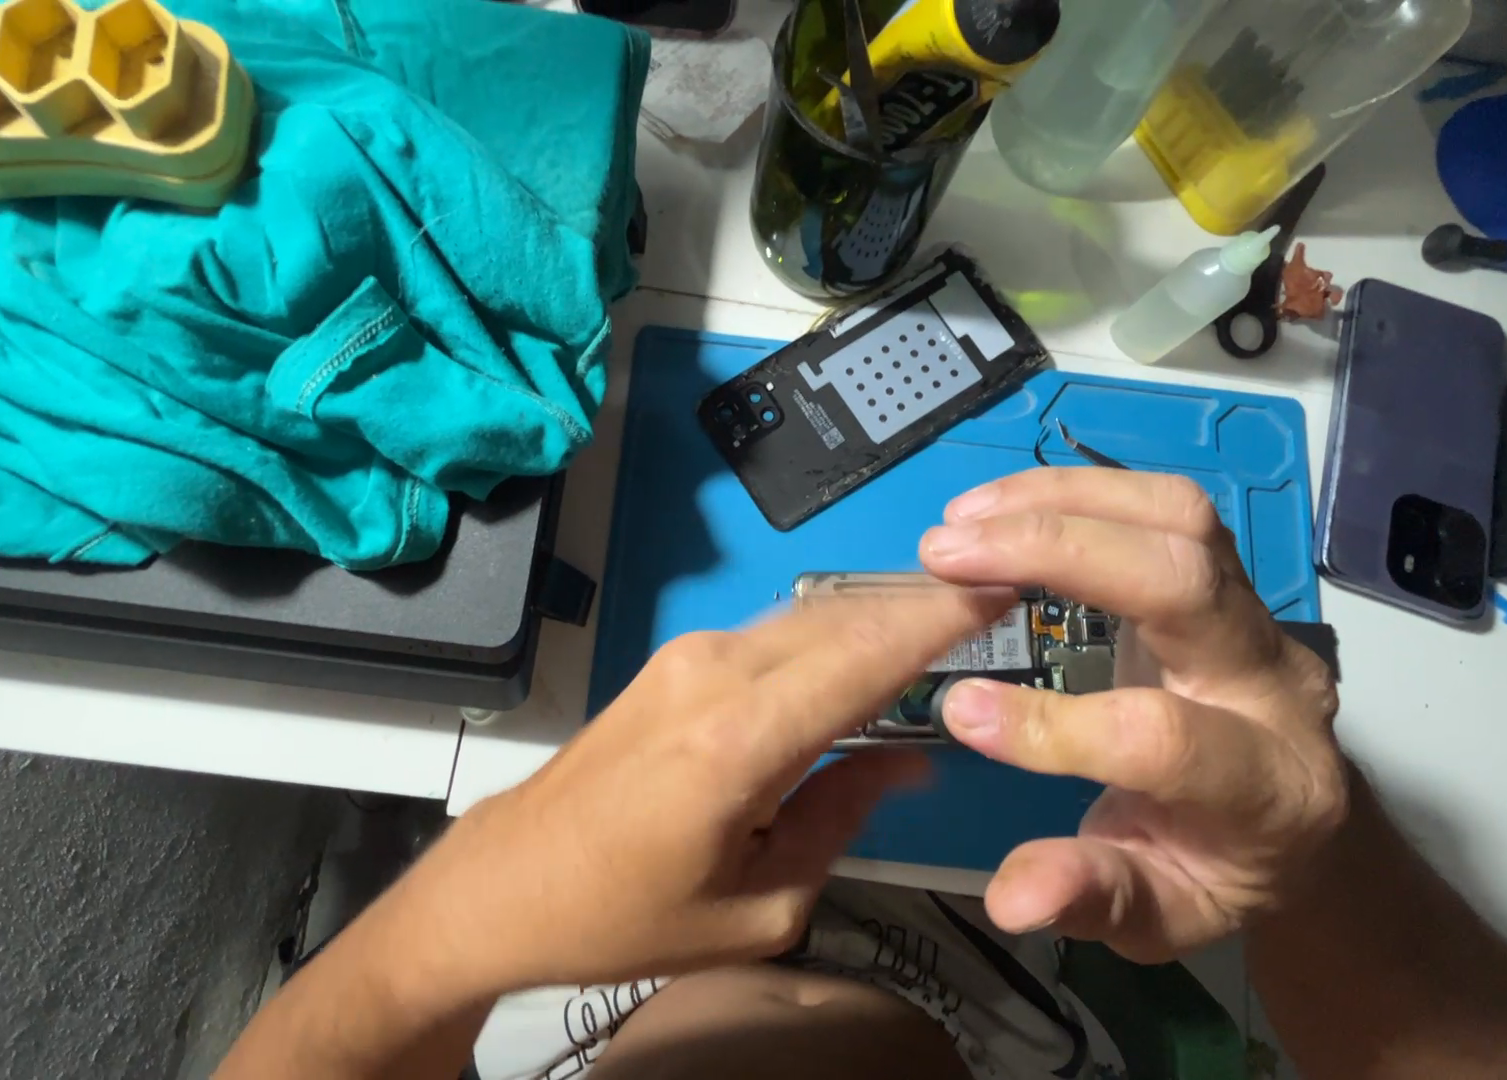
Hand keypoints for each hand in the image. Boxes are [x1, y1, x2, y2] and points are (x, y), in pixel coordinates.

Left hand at [386, 585, 1012, 995]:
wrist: (511, 877)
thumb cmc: (630, 913)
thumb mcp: (759, 905)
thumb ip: (842, 814)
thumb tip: (908, 757)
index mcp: (739, 739)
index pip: (862, 656)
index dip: (936, 619)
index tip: (996, 588)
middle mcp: (714, 671)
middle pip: (840, 620)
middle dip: (915, 607)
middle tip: (983, 604)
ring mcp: (688, 655)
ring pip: (807, 618)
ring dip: (874, 617)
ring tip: (941, 623)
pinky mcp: (675, 658)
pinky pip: (772, 633)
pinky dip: (829, 635)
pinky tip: (863, 650)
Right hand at [920, 467, 1347, 962]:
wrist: (1289, 810)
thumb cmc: (1210, 862)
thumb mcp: (1157, 912)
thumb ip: (1090, 898)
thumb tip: (1009, 897)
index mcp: (1263, 784)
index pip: (1164, 737)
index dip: (1056, 726)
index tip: (959, 712)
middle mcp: (1269, 678)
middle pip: (1184, 580)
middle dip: (1055, 553)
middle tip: (943, 555)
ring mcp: (1251, 612)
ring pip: (1179, 518)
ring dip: (1061, 501)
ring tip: (963, 520)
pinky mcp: (1219, 574)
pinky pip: (1162, 506)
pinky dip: (1073, 491)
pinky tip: (1000, 508)